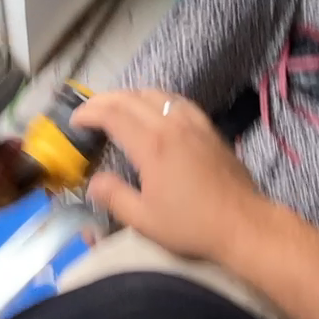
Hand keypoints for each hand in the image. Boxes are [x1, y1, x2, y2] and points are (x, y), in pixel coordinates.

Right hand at [73, 88, 270, 262]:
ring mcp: (191, 121)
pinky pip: (177, 100)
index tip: (75, 120)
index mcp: (151, 144)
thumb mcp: (145, 220)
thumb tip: (93, 182)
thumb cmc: (192, 225)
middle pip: (129, 97)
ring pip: (154, 93)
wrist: (243, 224)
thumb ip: (115, 197)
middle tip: (89, 111)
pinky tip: (155, 108)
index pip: (112, 114)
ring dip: (129, 96)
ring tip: (117, 107)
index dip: (89, 113)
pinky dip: (157, 98)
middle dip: (104, 99)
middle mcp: (169, 123)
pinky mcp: (207, 126)